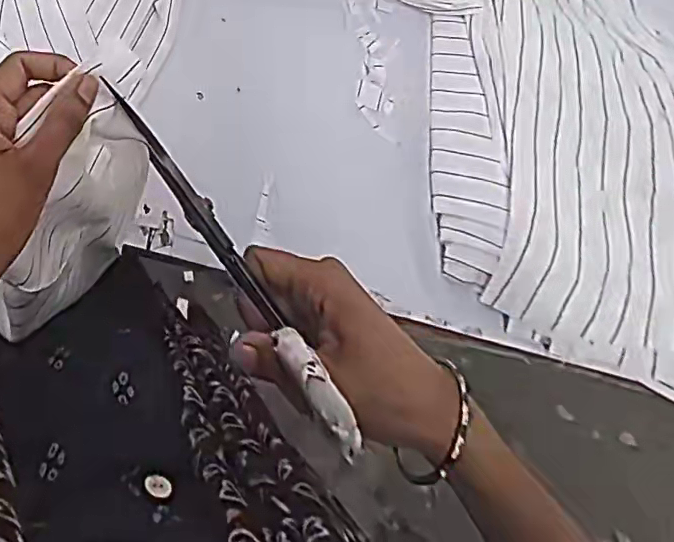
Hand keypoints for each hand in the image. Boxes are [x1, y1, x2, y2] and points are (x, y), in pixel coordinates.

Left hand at [0, 53, 97, 369]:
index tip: (81, 80)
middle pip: (21, 86)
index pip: (19, 66)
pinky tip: (47, 159)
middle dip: (55, 97)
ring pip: (19, 112)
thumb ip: (63, 119)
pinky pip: (13, 132)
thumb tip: (82, 87)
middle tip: (82, 113)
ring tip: (61, 147)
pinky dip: (35, 139)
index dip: (55, 67)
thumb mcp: (37, 164)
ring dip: (46, 121)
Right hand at [230, 247, 463, 458]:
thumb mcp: (321, 382)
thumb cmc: (392, 391)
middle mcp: (325, 280)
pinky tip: (316, 377)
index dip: (247, 296)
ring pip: (278, 311)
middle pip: (265, 289)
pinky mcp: (333, 314)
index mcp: (321, 280)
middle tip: (288, 363)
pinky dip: (297, 352)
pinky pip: (295, 323)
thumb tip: (240, 346)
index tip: (258, 329)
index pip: (257, 262)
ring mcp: (330, 297)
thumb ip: (271, 360)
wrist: (433, 412)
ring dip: (283, 346)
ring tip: (308, 377)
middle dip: (266, 330)